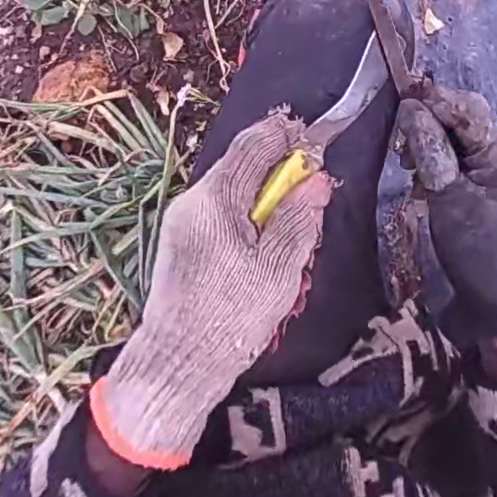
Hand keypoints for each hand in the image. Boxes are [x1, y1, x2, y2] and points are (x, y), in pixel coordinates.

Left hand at [90, 113, 330, 469]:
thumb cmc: (232, 314)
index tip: (311, 136)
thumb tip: (317, 180)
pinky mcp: (182, 242)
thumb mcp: (278, 267)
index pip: (251, 146)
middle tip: (310, 188)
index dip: (283, 136)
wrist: (179, 360)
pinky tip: (264, 244)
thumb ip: (298, 218)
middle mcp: (193, 200)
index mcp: (215, 198)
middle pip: (240, 167)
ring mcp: (183, 221)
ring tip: (292, 222)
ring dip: (264, 196)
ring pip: (232, 192)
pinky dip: (247, 216)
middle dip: (277, 170)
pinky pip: (220, 213)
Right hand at [397, 85, 496, 339]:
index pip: (469, 113)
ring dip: (425, 134)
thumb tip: (412, 110)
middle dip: (430, 115)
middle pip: (462, 118)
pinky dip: (426, 154)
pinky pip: (446, 155)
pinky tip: (413, 168)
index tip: (404, 95)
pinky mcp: (468, 185)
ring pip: (451, 134)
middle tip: (401, 127)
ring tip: (405, 155)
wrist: (496, 301)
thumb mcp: (452, 202)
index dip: (437, 100)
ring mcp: (482, 171)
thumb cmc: (478, 253)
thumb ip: (433, 154)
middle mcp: (494, 158)